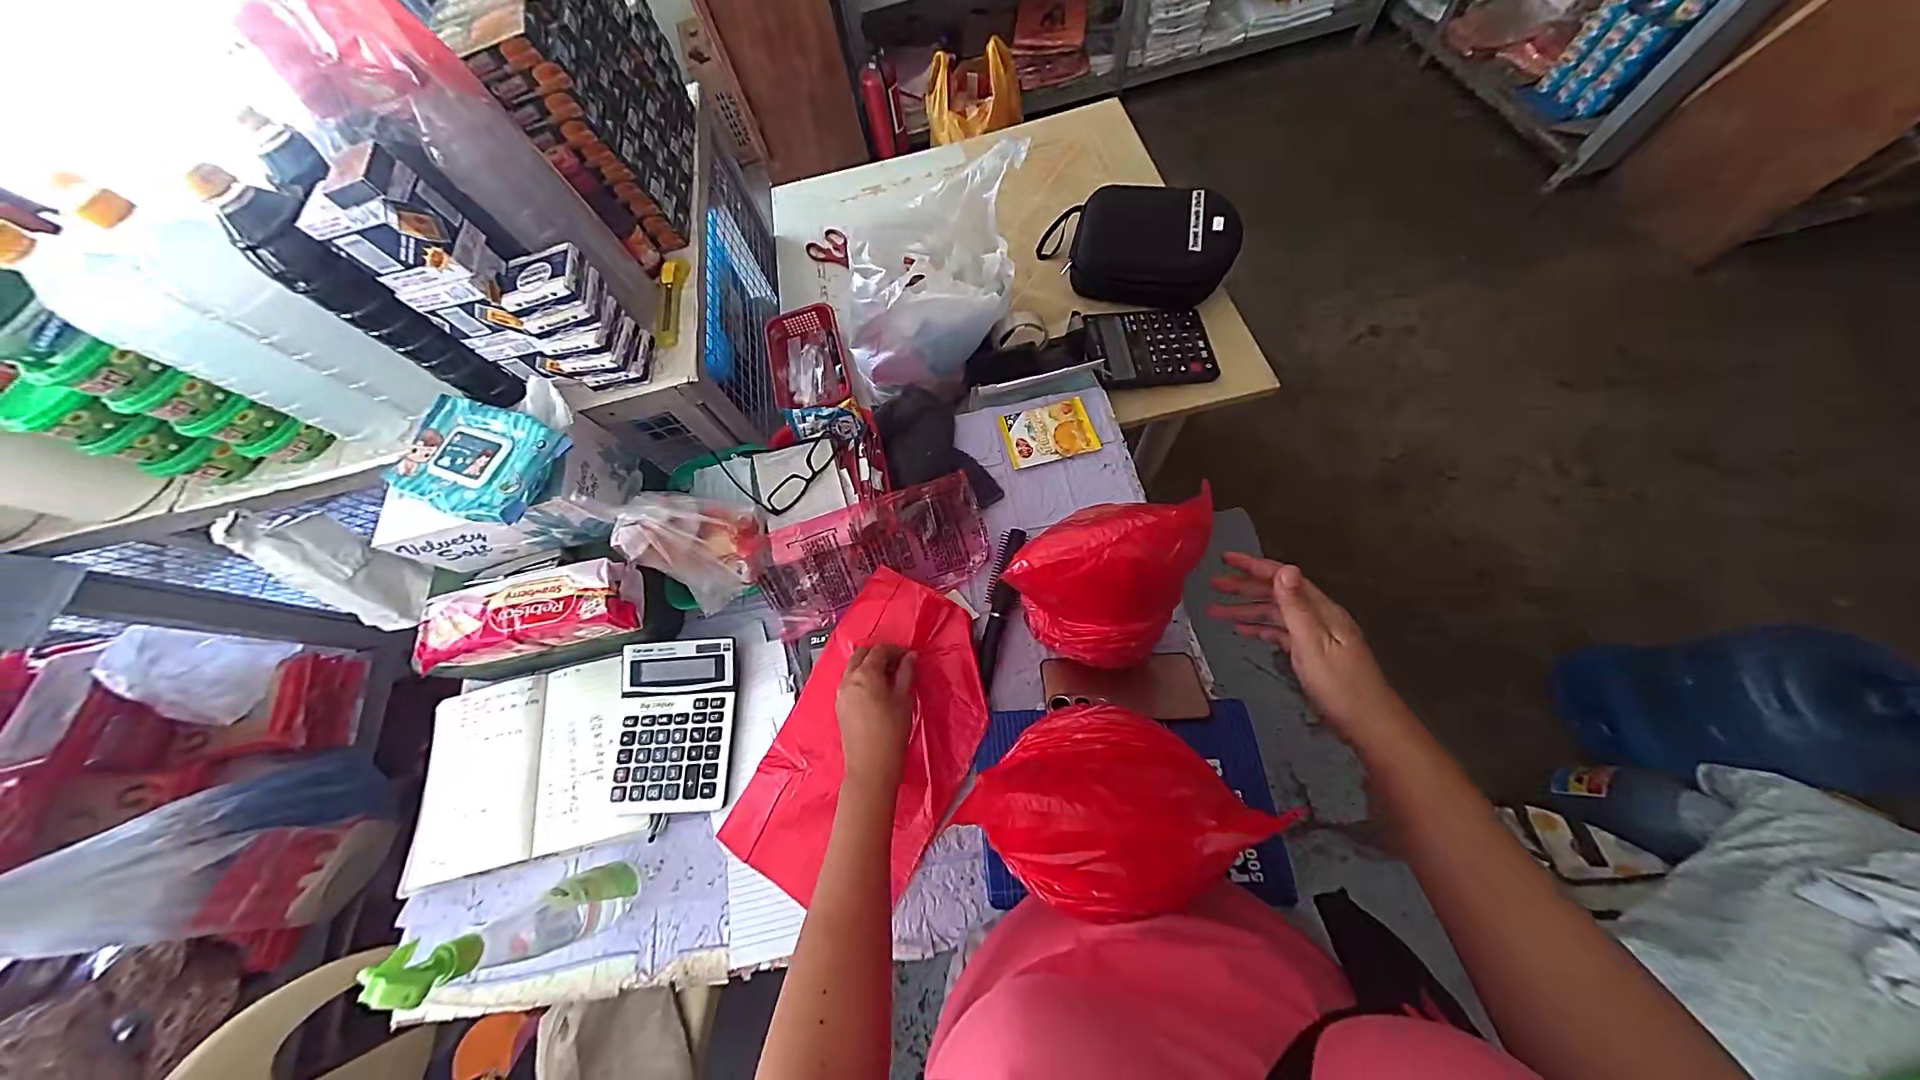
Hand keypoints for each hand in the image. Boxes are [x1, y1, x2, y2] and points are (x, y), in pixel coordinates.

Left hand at [836, 645, 915, 790]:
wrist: (871, 766)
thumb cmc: (891, 732)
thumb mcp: (904, 698)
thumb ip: (906, 672)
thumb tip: (910, 657)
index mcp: (864, 674)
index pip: (880, 650)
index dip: (896, 650)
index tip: (909, 657)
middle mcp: (848, 680)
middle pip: (862, 654)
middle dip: (880, 655)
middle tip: (899, 665)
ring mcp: (841, 694)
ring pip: (854, 668)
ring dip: (870, 667)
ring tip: (890, 679)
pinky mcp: (840, 706)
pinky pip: (850, 683)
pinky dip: (863, 680)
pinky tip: (878, 692)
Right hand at [1207, 552, 1410, 737]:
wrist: (1369, 724)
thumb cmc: (1342, 687)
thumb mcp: (1313, 643)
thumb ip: (1297, 606)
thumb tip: (1285, 570)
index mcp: (1321, 610)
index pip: (1283, 578)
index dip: (1253, 566)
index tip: (1228, 559)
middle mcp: (1319, 617)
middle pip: (1276, 594)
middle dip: (1244, 586)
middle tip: (1215, 584)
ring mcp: (1316, 635)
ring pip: (1275, 613)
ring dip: (1246, 609)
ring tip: (1218, 610)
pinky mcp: (1312, 652)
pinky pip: (1280, 631)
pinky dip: (1260, 627)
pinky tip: (1244, 629)